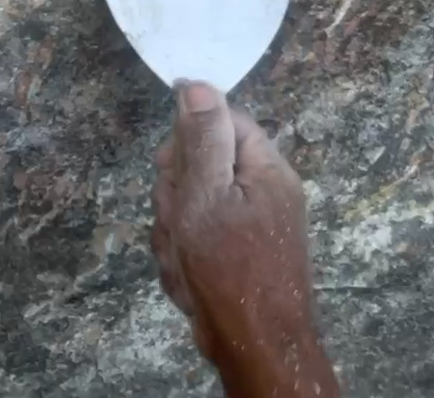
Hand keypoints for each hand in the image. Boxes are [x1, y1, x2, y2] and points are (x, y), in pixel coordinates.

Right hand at [153, 83, 337, 395]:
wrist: (253, 348)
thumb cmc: (229, 266)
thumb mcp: (207, 193)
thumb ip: (203, 137)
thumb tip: (197, 84)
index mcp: (264, 167)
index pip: (221, 117)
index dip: (187, 134)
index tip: (169, 164)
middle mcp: (263, 188)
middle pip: (201, 158)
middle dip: (176, 188)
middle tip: (178, 216)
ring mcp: (250, 221)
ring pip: (190, 197)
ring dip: (174, 223)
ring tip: (182, 252)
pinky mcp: (236, 248)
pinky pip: (194, 230)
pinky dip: (182, 249)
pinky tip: (187, 272)